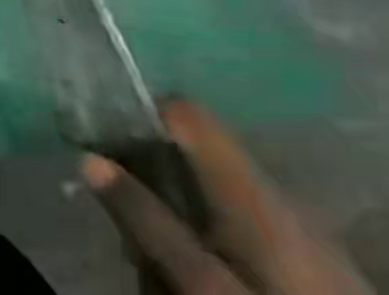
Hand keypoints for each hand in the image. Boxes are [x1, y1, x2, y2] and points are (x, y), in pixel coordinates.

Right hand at [83, 100, 368, 294]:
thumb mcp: (202, 281)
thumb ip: (145, 218)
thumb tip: (86, 156)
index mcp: (251, 187)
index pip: (184, 111)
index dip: (138, 112)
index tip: (102, 136)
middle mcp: (274, 190)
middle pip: (190, 150)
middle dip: (146, 169)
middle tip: (120, 202)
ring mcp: (294, 222)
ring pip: (207, 183)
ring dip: (170, 201)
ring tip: (153, 240)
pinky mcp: (303, 249)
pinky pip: (233, 213)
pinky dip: (201, 224)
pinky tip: (194, 255)